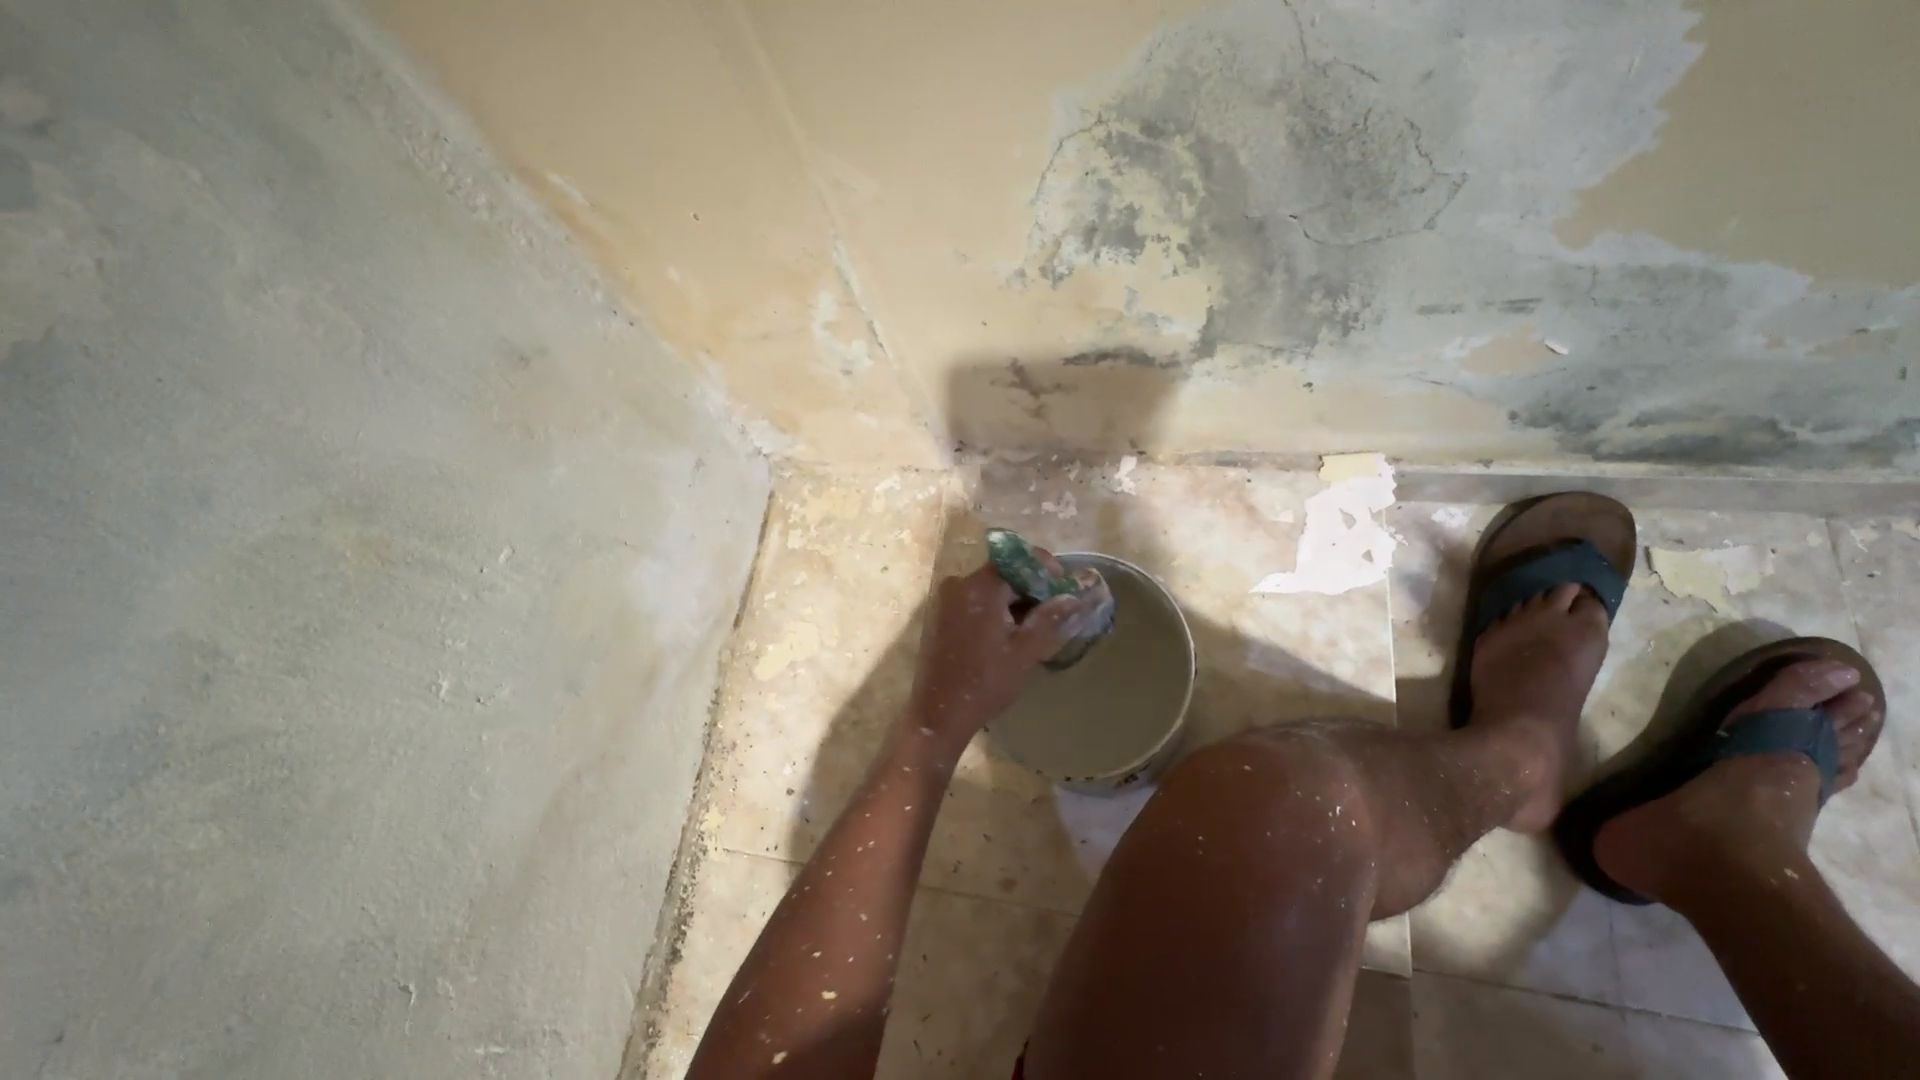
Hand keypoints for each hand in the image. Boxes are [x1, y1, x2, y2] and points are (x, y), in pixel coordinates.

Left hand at [908, 563, 1089, 746]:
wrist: (939, 713)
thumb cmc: (986, 682)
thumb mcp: (1026, 651)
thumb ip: (1050, 617)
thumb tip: (1074, 595)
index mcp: (981, 587)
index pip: (1021, 560)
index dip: (1047, 569)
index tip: (1065, 589)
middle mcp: (960, 584)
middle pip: (1004, 573)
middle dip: (1032, 588)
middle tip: (1054, 613)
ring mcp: (946, 600)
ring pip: (990, 588)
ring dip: (1014, 601)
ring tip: (1034, 627)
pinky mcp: (941, 615)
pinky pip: (975, 601)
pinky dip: (995, 609)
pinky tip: (1008, 634)